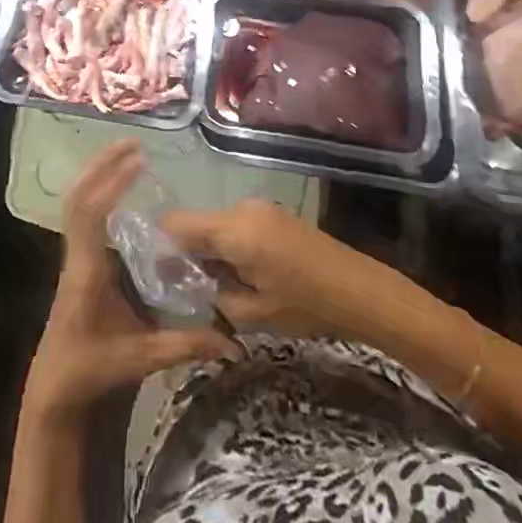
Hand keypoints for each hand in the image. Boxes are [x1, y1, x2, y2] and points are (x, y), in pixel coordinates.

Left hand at [23, 142, 236, 423]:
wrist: (55, 386)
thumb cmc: (89, 370)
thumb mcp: (137, 360)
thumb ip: (183, 347)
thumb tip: (230, 343)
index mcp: (86, 273)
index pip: (90, 217)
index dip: (111, 186)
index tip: (139, 163)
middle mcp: (78, 257)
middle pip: (77, 198)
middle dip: (101, 167)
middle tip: (133, 142)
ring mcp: (77, 257)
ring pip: (77, 203)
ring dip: (98, 174)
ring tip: (129, 153)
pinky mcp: (83, 262)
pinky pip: (85, 216)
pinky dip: (100, 192)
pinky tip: (122, 186)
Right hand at [162, 201, 429, 346]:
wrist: (363, 292)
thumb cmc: (307, 306)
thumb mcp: (252, 313)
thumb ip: (211, 294)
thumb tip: (188, 284)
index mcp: (233, 228)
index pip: (173, 224)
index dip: (159, 249)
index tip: (158, 278)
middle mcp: (242, 209)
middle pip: (194, 224)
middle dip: (184, 254)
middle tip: (184, 291)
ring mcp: (260, 209)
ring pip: (214, 226)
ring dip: (208, 253)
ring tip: (215, 288)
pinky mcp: (273, 216)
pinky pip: (235, 227)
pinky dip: (228, 248)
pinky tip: (240, 277)